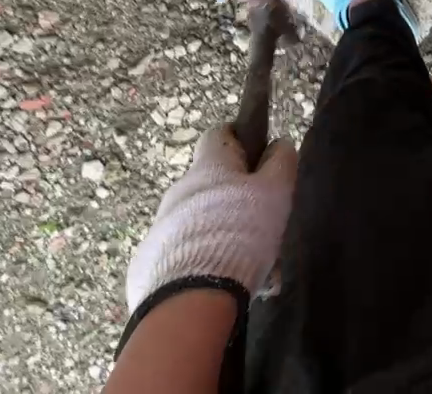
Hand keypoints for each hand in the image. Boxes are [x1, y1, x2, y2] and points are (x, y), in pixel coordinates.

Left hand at [125, 127, 297, 312]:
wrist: (191, 297)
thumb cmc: (240, 229)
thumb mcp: (275, 190)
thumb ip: (281, 162)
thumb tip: (279, 144)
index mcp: (209, 166)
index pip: (218, 134)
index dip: (239, 139)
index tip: (258, 158)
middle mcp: (180, 189)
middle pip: (213, 183)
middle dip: (238, 198)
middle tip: (264, 222)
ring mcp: (162, 227)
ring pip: (203, 220)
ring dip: (226, 233)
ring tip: (254, 264)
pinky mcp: (151, 262)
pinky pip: (187, 251)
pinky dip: (207, 260)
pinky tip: (228, 282)